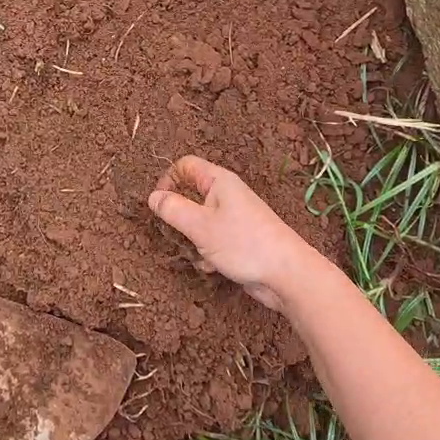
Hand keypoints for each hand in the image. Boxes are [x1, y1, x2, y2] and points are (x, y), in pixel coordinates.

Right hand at [147, 155, 327, 310]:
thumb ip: (173, 209)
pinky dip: (207, 251)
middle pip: (190, 194)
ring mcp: (234, 217)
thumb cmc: (245, 244)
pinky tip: (212, 267)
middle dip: (179, 216)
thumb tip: (152, 197)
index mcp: (218, 181)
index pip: (185, 165)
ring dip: (193, 238)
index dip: (167, 180)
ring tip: (198, 253)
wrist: (287, 274)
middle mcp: (226, 194)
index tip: (159, 204)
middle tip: (175, 233)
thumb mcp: (200, 226)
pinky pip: (212, 239)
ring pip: (200, 221)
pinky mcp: (239, 239)